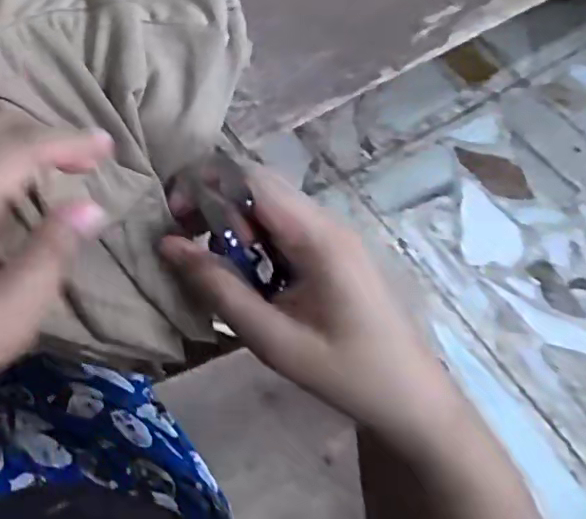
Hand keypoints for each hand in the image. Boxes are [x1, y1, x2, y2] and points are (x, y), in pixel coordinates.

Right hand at [157, 164, 466, 452]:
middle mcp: (323, 220)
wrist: (419, 407)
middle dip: (209, 196)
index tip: (177, 220)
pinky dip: (248, 229)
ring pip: (262, 195)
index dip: (202, 185)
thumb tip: (166, 242)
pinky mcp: (328, 245)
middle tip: (186, 234)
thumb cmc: (348, 375)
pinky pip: (276, 216)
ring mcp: (329, 230)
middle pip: (252, 178)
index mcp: (315, 236)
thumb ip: (218, 288)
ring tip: (216, 257)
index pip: (246, 177)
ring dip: (228, 214)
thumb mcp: (274, 340)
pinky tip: (246, 267)